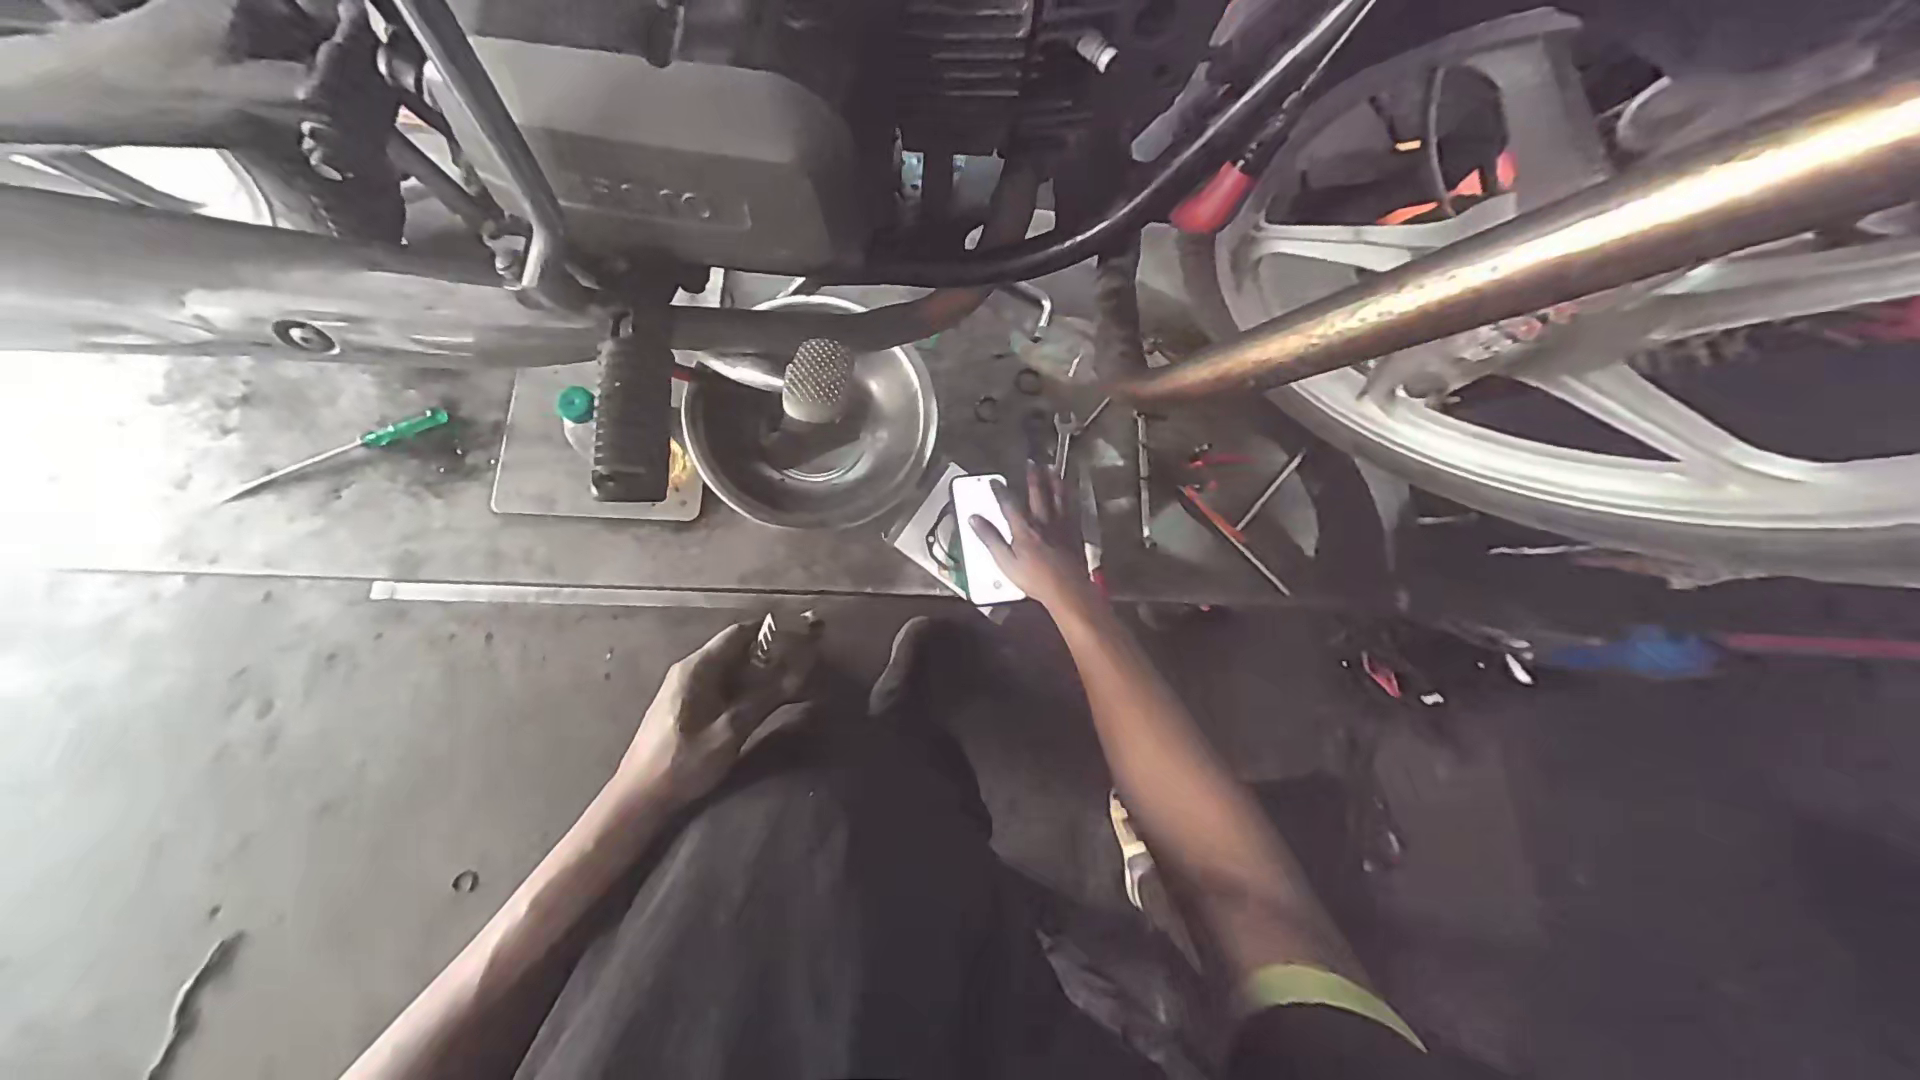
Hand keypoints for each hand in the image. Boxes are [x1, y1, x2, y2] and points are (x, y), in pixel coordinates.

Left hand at [612, 622, 808, 808]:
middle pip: (738, 649)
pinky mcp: (689, 705)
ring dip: (762, 673)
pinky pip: (725, 685)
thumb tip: (801, 670)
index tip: (802, 636)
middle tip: (805, 662)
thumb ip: (765, 697)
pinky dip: (748, 687)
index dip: (772, 631)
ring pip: (733, 669)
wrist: (639, 798)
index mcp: (697, 668)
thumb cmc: (683, 763)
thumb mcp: (730, 730)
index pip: (739, 633)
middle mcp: (691, 670)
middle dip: (772, 654)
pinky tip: (768, 700)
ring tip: (795, 681)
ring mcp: (688, 688)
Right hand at [968, 460, 1101, 614]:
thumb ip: (990, 538)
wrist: (1067, 588)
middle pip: (1038, 493)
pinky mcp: (1074, 531)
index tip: (995, 480)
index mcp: (1024, 528)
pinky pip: (1071, 507)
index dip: (1000, 490)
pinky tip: (1069, 492)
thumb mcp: (1005, 561)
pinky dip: (1069, 496)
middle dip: (1033, 477)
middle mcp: (1043, 520)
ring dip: (1054, 480)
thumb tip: (974, 519)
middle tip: (1031, 462)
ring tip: (1052, 469)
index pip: (1009, 503)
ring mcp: (1061, 524)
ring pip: (1058, 496)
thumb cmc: (1034, 578)